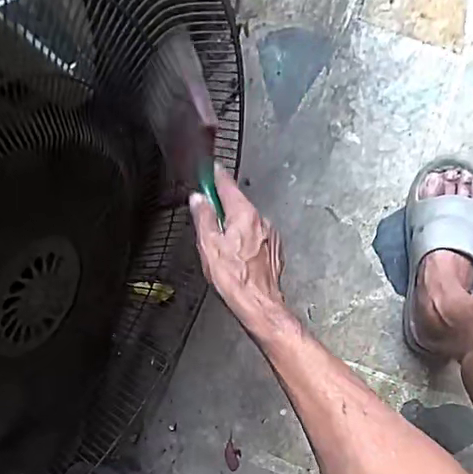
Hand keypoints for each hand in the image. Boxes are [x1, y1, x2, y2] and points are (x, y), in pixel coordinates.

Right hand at [190, 164, 288, 326]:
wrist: (259, 304)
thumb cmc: (234, 279)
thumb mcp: (208, 245)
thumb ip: (203, 218)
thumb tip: (198, 199)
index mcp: (244, 214)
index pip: (227, 185)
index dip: (216, 176)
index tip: (211, 170)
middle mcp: (261, 220)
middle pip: (238, 204)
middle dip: (223, 208)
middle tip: (208, 218)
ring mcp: (270, 235)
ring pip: (247, 222)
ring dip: (235, 227)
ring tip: (222, 248)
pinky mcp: (274, 250)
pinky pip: (256, 237)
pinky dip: (245, 240)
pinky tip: (237, 257)